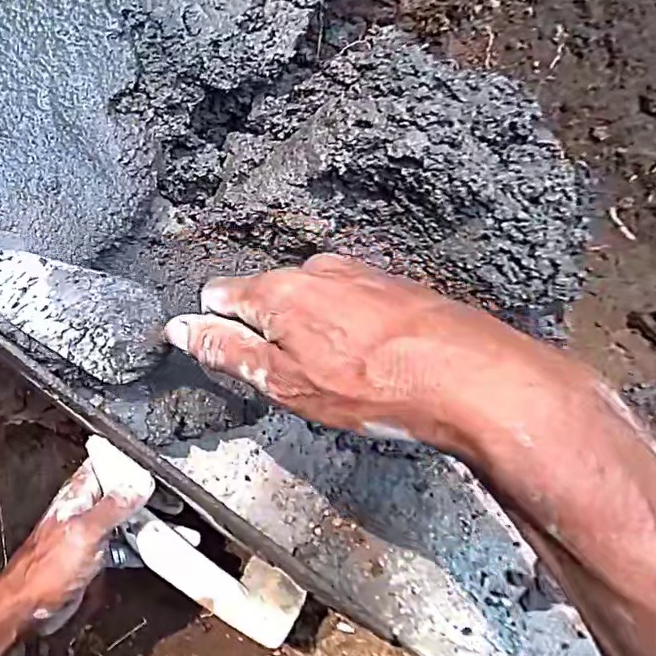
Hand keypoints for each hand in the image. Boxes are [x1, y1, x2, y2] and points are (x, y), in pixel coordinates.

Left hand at [0, 436, 153, 632]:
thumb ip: (113, 507)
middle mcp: (83, 511)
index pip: (103, 466)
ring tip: (175, 526)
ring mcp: (89, 535)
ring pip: (125, 522)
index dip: (126, 462)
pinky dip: (142, 547)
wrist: (29, 606)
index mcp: (76, 497)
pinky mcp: (94, 558)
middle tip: (171, 498)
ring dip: (148, 523)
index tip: (151, 465)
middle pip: (119, 494)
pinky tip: (159, 550)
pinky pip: (124, 547)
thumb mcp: (85, 532)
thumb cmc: (45, 569)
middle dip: (145, 495)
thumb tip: (138, 484)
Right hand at [163, 254, 584, 457]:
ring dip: (308, 332)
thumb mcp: (282, 381)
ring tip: (336, 374)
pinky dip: (344, 329)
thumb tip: (182, 328)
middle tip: (291, 378)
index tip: (232, 357)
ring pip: (307, 301)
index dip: (216, 327)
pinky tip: (367, 361)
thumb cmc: (374, 386)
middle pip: (264, 297)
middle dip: (266, 332)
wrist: (473, 378)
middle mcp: (313, 270)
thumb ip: (225, 350)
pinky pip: (346, 304)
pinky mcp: (390, 285)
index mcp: (277, 290)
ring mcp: (356, 273)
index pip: (218, 296)